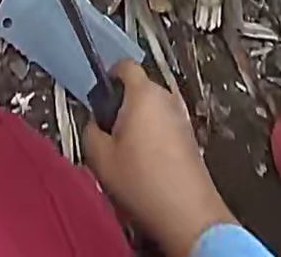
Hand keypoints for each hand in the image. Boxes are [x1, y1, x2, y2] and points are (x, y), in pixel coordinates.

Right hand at [82, 62, 237, 254]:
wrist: (188, 215)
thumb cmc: (142, 181)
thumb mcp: (100, 158)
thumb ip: (89, 131)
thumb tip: (94, 124)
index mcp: (142, 93)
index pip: (125, 65)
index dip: (110, 75)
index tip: (102, 95)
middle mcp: (165, 97)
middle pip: (139, 88)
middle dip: (123, 105)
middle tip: (110, 132)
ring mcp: (181, 116)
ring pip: (152, 108)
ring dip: (139, 123)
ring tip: (128, 154)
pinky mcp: (190, 136)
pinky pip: (166, 125)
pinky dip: (155, 137)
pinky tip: (148, 166)